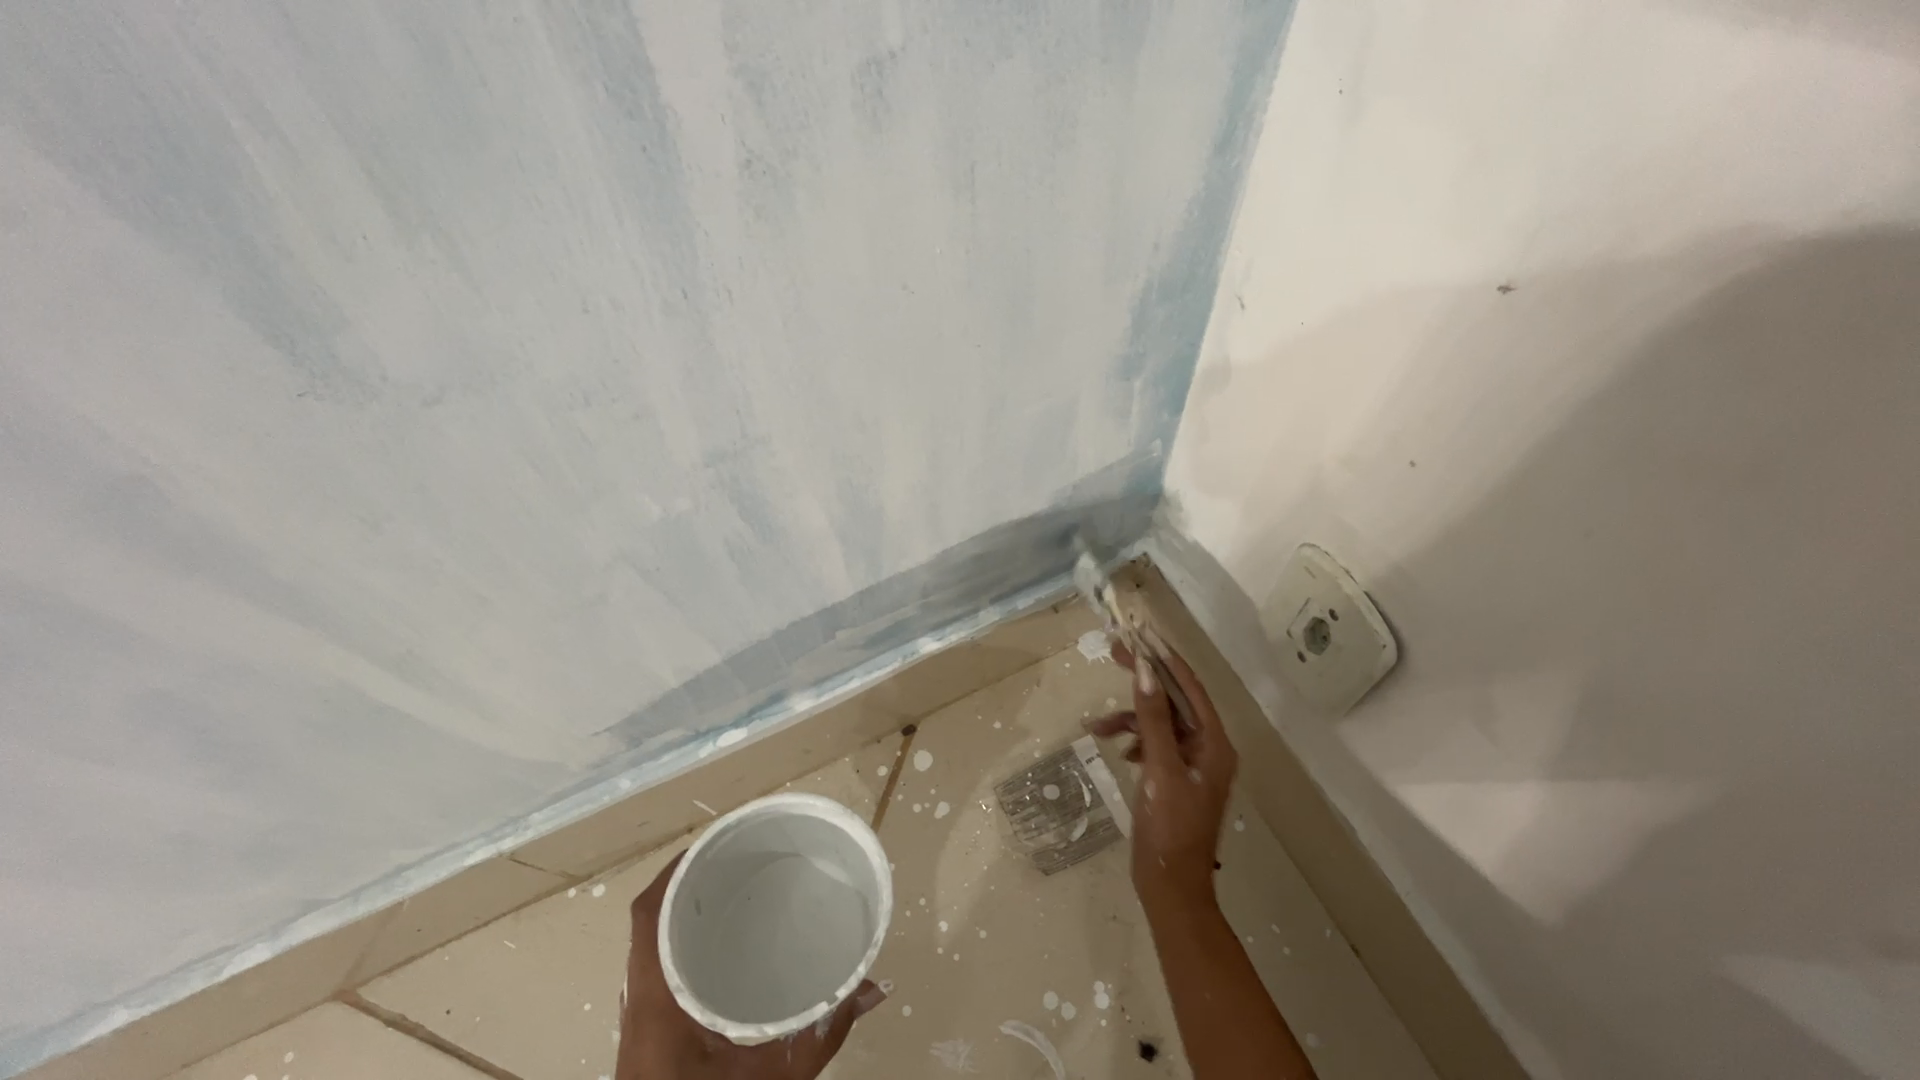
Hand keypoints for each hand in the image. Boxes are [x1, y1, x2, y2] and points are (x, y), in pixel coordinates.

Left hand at [618, 854, 886, 1079]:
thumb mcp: (773, 1077)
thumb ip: (822, 1033)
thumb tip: (874, 988)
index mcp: (657, 999)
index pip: (649, 915)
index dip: (673, 871)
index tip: (713, 842)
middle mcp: (639, 1000)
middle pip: (649, 921)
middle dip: (687, 884)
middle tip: (735, 860)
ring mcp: (640, 1017)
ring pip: (651, 946)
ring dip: (683, 913)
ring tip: (730, 889)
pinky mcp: (648, 1033)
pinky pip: (658, 971)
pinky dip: (684, 945)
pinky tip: (720, 946)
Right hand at [1087, 634, 1237, 911]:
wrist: (1170, 885)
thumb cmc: (1169, 829)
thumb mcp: (1159, 769)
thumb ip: (1152, 719)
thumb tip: (1145, 670)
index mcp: (1214, 742)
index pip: (1189, 686)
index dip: (1164, 656)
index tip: (1139, 632)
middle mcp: (1209, 746)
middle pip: (1175, 698)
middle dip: (1144, 678)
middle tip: (1114, 651)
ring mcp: (1193, 762)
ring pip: (1160, 721)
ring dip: (1131, 718)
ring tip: (1098, 725)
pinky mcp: (1176, 776)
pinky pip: (1155, 743)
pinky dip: (1135, 739)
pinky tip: (1118, 748)